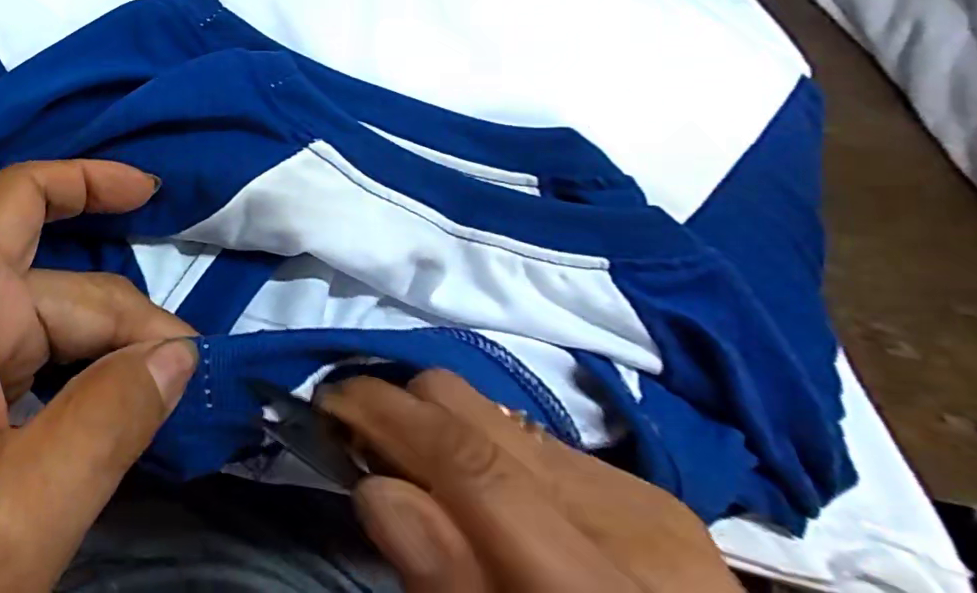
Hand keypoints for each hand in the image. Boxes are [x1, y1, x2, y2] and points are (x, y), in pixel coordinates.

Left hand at [0, 160, 199, 592]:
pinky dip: (89, 384)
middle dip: (130, 323)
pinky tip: (126, 410)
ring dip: (115, 359)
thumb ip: (110, 419)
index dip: (91, 181)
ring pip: (59, 332)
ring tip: (168, 399)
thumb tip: (181, 354)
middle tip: (191, 378)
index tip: (157, 193)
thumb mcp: (19, 511)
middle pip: (63, 285)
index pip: (23, 200)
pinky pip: (42, 371)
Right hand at [322, 371, 741, 592]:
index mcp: (597, 584)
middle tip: (358, 444)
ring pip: (503, 412)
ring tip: (408, 461)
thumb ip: (451, 587)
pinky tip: (474, 487)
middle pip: (483, 412)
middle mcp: (626, 518)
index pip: (475, 465)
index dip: (391, 420)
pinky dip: (484, 445)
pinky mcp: (647, 492)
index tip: (329, 401)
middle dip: (404, 408)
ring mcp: (643, 496)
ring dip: (439, 424)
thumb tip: (375, 490)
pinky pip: (535, 436)